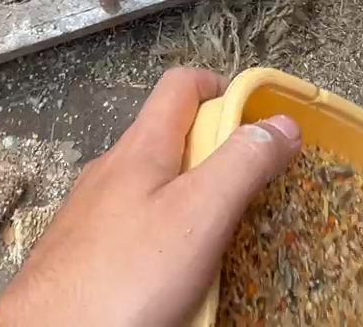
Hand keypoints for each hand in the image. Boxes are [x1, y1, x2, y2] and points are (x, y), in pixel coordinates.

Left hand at [0, 67, 300, 326]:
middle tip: (246, 192)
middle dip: (213, 152)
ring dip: (189, 196)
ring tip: (215, 238)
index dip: (223, 88)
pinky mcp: (80, 254)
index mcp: (141, 145)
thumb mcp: (199, 215)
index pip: (182, 84)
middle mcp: (112, 168)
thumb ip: (243, 164)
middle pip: (170, 135)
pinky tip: (172, 275)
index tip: (256, 122)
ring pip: (151, 184)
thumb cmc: (122, 278)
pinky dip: (162, 234)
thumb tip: (282, 123)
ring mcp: (91, 211)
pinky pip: (132, 226)